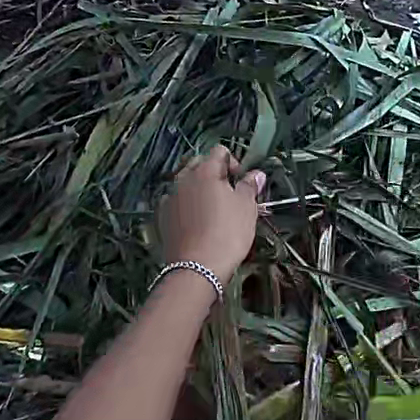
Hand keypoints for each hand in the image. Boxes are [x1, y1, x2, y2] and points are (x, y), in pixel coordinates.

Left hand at [157, 145, 266, 286]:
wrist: (197, 268)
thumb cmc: (227, 232)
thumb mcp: (246, 207)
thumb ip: (250, 186)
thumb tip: (256, 173)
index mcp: (205, 171)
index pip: (220, 151)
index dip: (235, 162)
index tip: (242, 182)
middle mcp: (183, 178)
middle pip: (200, 164)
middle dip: (216, 173)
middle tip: (230, 194)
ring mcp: (170, 197)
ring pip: (186, 183)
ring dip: (200, 189)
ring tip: (213, 208)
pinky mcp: (163, 217)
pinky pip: (177, 202)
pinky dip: (187, 205)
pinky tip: (196, 221)